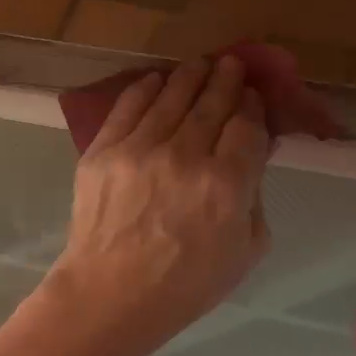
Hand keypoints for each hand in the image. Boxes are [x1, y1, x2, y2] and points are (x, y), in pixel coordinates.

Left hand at [44, 56, 271, 351]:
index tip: (254, 98)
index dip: (253, 107)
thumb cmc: (186, 282)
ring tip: (200, 65)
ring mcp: (137, 151)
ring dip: (188, 77)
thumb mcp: (246, 246)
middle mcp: (183, 156)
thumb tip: (252, 152)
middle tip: (232, 64)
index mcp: (226, 183)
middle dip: (225, 81)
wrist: (111, 291)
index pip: (247, 127)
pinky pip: (127, 109)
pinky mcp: (102, 152)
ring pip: (169, 99)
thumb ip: (254, 193)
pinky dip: (144, 90)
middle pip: (209, 104)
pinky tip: (156, 80)